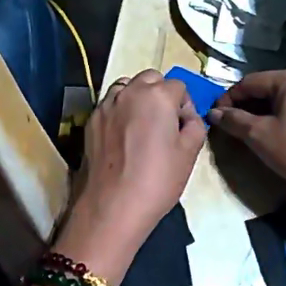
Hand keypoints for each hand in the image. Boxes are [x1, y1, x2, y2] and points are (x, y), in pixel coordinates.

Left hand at [65, 70, 205, 266]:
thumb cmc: (158, 179)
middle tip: (165, 123)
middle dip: (161, 93)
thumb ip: (195, 125)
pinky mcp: (90, 121)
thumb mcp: (190, 152)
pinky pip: (110, 105)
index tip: (184, 128)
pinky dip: (120, 111)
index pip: (179, 86)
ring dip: (138, 98)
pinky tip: (123, 138)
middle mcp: (129, 92)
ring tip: (142, 126)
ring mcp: (106, 105)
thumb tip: (188, 118)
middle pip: (150, 79)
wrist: (112, 207)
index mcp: (158, 95)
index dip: (185, 105)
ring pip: (126, 87)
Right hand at [210, 68, 285, 214]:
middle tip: (226, 126)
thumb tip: (213, 113)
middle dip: (243, 106)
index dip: (228, 99)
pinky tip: (265, 136)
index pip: (249, 82)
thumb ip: (234, 120)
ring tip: (242, 133)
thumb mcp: (259, 135)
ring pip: (276, 100)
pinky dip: (274, 119)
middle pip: (264, 88)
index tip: (213, 117)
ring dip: (257, 114)